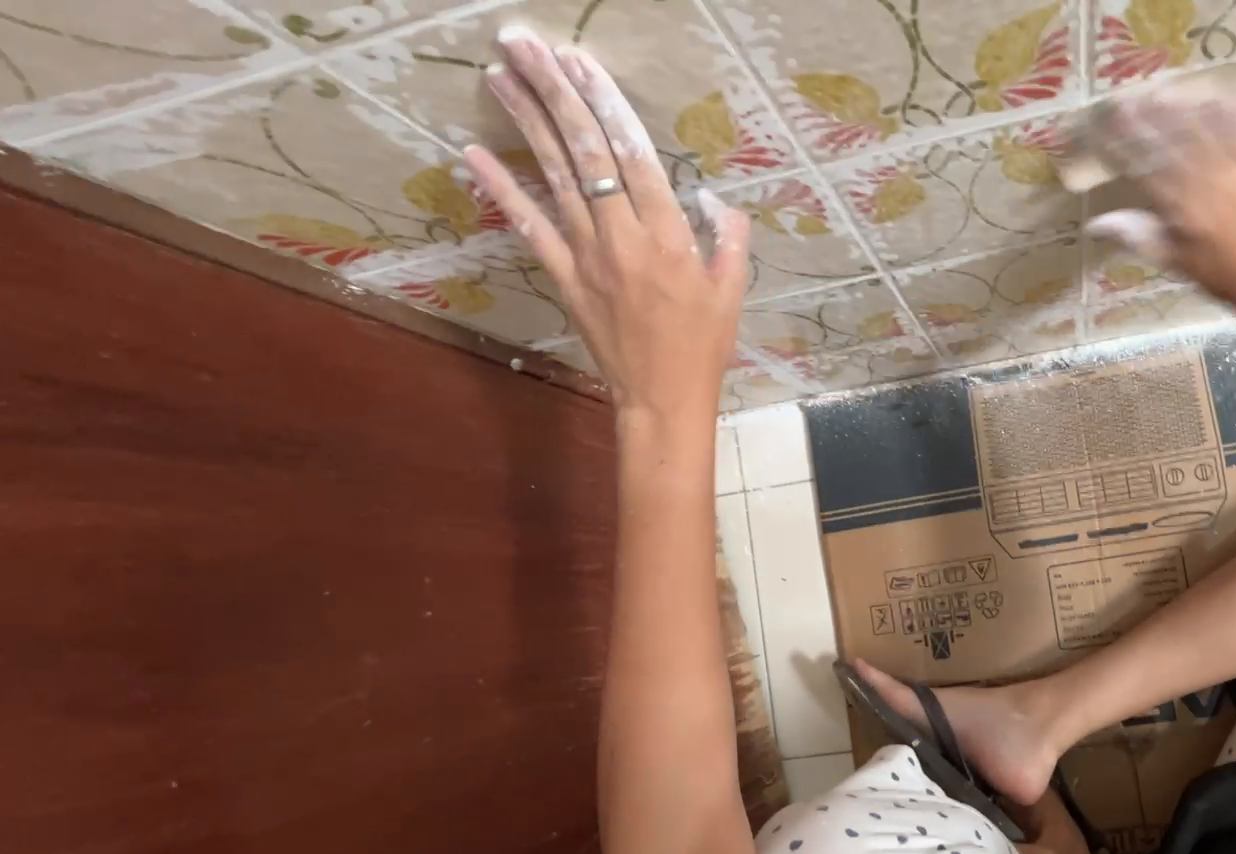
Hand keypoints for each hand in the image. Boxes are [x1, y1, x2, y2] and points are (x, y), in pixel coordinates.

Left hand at [463, 28, 750, 432]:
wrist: (662, 397)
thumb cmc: (703, 348)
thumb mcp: (732, 293)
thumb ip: (728, 241)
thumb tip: (715, 201)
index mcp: (669, 238)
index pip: (634, 157)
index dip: (606, 106)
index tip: (583, 64)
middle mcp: (623, 237)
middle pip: (586, 154)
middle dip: (557, 95)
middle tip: (527, 44)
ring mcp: (588, 256)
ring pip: (555, 178)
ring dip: (527, 122)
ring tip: (499, 73)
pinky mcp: (565, 278)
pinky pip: (530, 228)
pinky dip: (502, 189)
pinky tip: (474, 152)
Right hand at [1086, 83, 1235, 313]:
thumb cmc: (1221, 276)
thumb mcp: (1173, 262)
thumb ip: (1136, 237)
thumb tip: (1093, 224)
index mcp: (1182, 209)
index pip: (1143, 166)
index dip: (1120, 143)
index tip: (1103, 125)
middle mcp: (1209, 182)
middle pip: (1171, 139)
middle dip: (1145, 117)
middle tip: (1125, 97)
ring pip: (1206, 126)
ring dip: (1182, 105)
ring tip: (1162, 89)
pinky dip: (1230, 106)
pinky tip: (1214, 92)